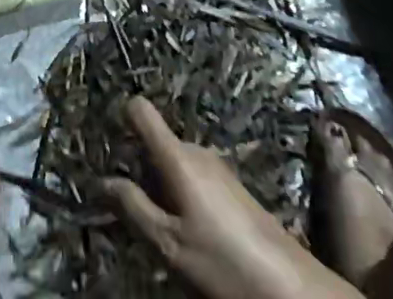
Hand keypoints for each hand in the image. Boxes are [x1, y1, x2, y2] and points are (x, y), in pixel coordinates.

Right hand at [106, 99, 361, 298]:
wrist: (290, 286)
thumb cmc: (223, 261)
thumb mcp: (169, 243)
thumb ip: (133, 207)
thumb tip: (103, 179)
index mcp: (178, 157)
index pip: (142, 111)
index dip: (121, 116)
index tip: (106, 139)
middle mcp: (197, 151)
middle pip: (155, 141)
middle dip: (136, 164)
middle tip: (123, 201)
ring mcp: (216, 166)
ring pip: (172, 161)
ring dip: (157, 183)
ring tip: (151, 220)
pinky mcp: (229, 184)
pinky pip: (190, 175)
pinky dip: (177, 192)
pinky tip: (182, 227)